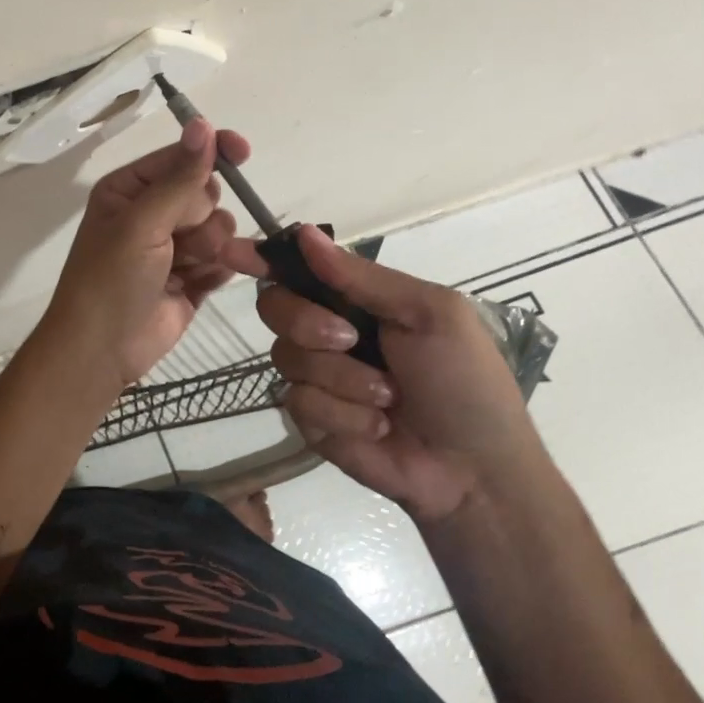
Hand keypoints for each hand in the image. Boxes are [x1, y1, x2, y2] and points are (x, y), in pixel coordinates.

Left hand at [41, 118, 252, 387]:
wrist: (103, 348)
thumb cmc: (110, 279)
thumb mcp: (141, 223)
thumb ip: (180, 178)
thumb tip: (202, 124)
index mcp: (130, 189)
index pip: (181, 157)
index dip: (211, 152)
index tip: (242, 152)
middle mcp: (152, 212)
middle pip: (206, 192)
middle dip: (200, 216)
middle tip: (176, 241)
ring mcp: (174, 246)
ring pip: (221, 227)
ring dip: (208, 247)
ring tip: (180, 269)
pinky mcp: (192, 278)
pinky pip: (225, 260)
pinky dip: (214, 271)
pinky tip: (192, 285)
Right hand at [221, 225, 544, 522]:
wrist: (476, 469)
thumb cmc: (466, 382)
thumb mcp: (431, 314)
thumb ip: (363, 277)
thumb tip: (304, 232)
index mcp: (355, 300)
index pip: (295, 269)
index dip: (258, 257)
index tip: (228, 250)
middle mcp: (326, 332)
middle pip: (275, 306)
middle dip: (307, 322)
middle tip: (349, 339)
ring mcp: (316, 377)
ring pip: (287, 357)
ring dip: (342, 378)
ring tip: (388, 399)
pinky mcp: (310, 419)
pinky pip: (299, 402)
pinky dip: (343, 414)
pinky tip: (378, 427)